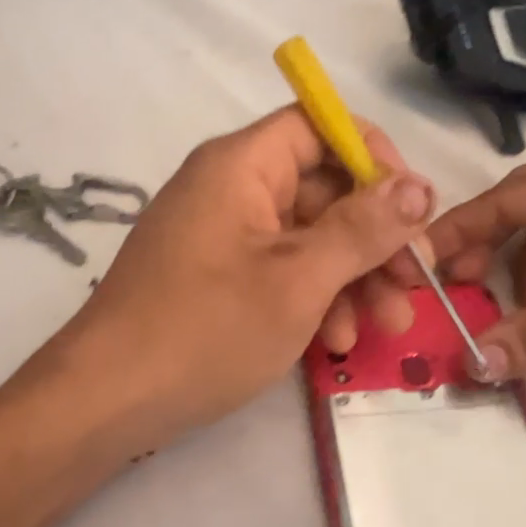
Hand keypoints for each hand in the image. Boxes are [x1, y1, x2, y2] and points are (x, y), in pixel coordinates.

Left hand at [50, 107, 434, 444]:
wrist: (107, 400)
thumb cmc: (206, 330)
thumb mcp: (298, 279)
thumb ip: (362, 228)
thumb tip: (418, 185)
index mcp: (240, 165)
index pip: (319, 126)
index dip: (375, 159)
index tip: (416, 209)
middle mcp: (226, 188)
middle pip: (319, 188)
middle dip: (372, 238)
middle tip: (414, 286)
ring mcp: (215, 236)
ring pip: (302, 238)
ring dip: (349, 279)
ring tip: (383, 329)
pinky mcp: (209, 279)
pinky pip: (273, 271)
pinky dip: (309, 299)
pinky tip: (334, 344)